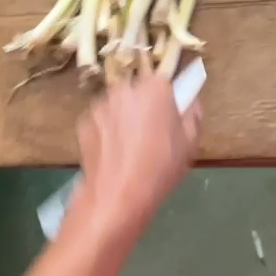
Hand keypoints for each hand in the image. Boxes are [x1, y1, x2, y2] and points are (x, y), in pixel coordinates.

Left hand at [69, 71, 200, 253]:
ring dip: (122, 117)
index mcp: (154, 87)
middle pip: (136, 90)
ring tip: (129, 146)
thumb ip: (192, 113)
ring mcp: (100, 104)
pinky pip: (100, 121)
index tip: (168, 114)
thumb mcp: (189, 143)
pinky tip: (113, 153)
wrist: (117, 194)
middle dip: (142, 105)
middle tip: (150, 132)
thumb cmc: (160, 167)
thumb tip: (190, 100)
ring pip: (116, 105)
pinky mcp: (83, 121)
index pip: (162, 81)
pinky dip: (106, 131)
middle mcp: (125, 88)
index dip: (166, 98)